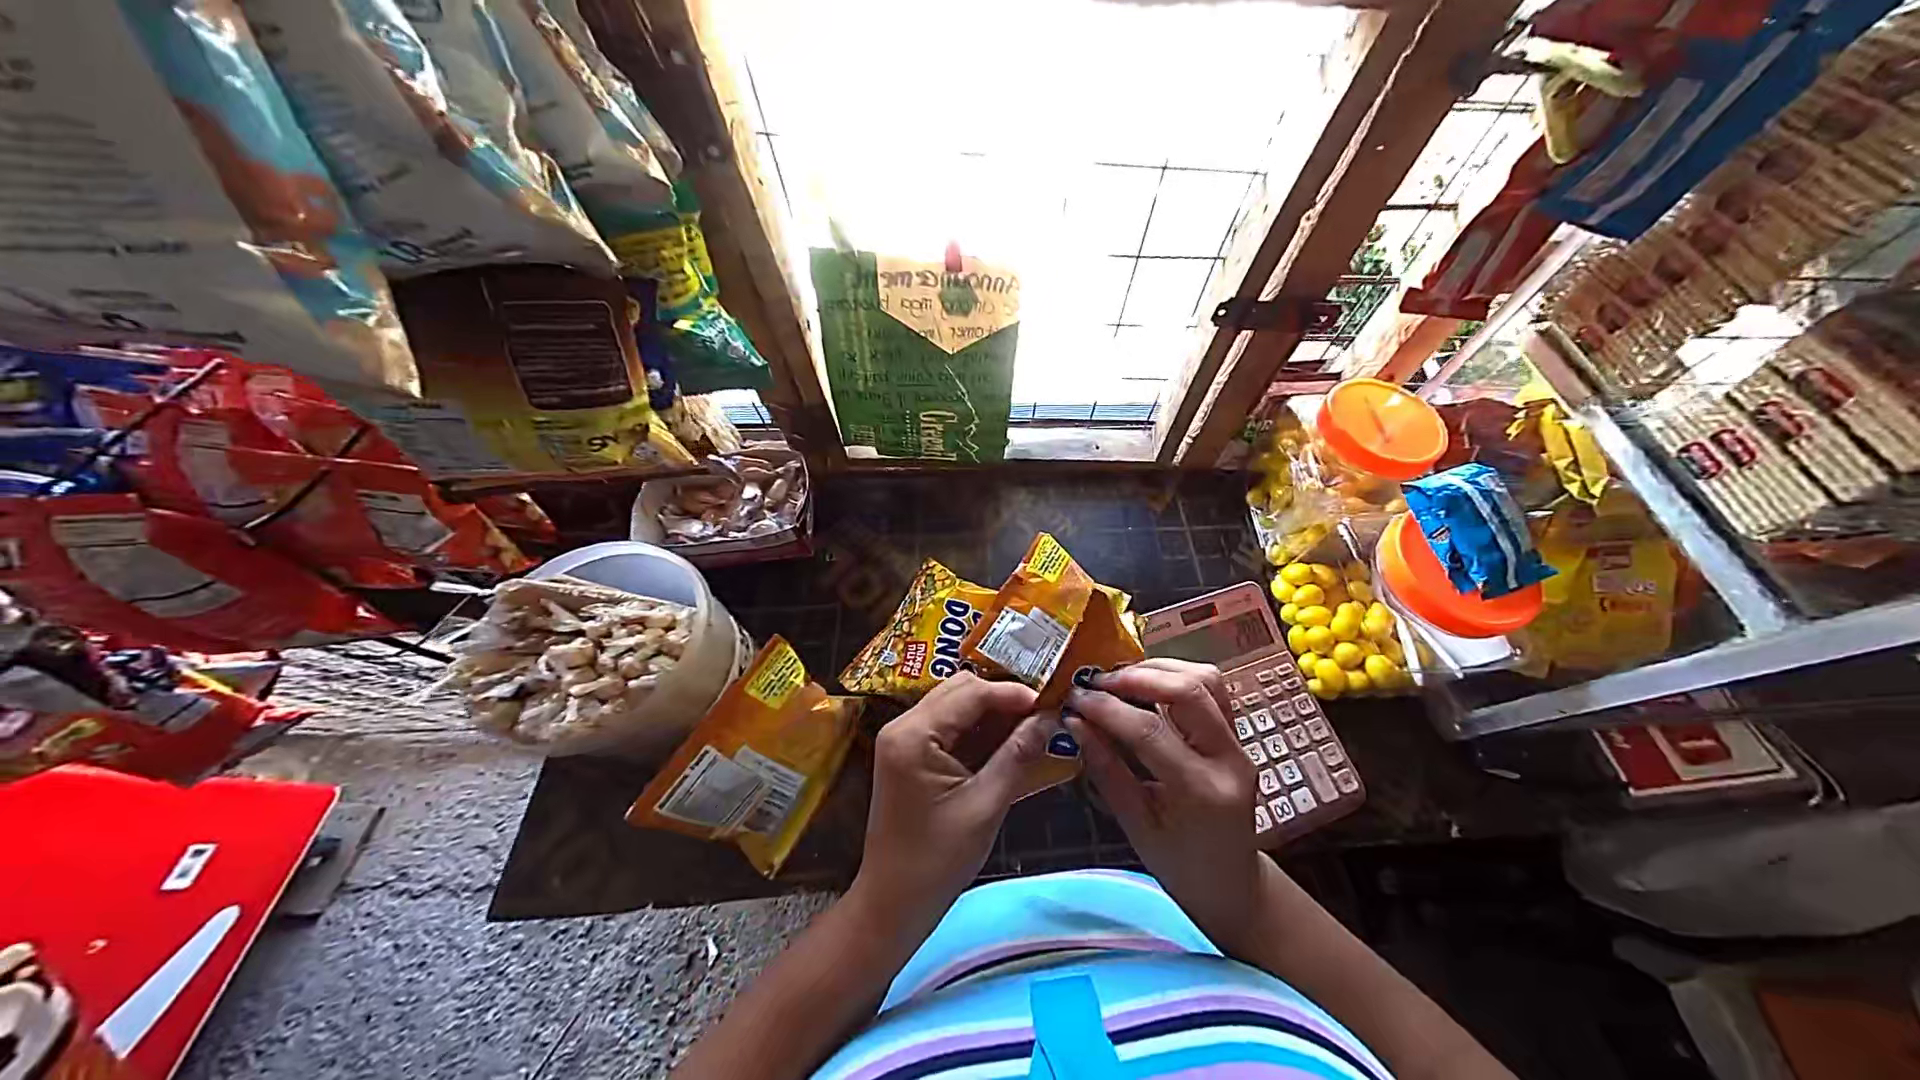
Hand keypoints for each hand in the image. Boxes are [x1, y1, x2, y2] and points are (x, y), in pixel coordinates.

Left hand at [852, 671, 1045, 928]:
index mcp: (913, 735)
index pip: (971, 693)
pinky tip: (1010, 742)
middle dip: (1004, 699)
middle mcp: (903, 726)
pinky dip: (980, 731)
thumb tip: (1050, 719)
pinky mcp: (911, 754)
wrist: (894, 902)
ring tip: (1034, 726)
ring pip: (957, 706)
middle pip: (961, 690)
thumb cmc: (937, 861)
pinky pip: (950, 727)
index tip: (1052, 703)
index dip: (1014, 694)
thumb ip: (1017, 756)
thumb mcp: (985, 806)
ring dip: (994, 713)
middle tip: (1045, 714)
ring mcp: (904, 739)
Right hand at [1064, 658, 1274, 954]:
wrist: (1230, 884)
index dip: (1106, 709)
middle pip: (1189, 690)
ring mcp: (1240, 744)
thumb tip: (1075, 723)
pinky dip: (1176, 676)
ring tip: (1119, 678)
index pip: (1149, 731)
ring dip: (1159, 669)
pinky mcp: (1239, 735)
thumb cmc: (1178, 864)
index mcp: (1201, 791)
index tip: (1073, 699)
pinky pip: (1213, 689)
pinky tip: (1147, 684)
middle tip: (1096, 681)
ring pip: (1206, 679)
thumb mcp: (1134, 824)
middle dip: (1136, 677)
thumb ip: (1106, 769)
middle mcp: (1229, 760)